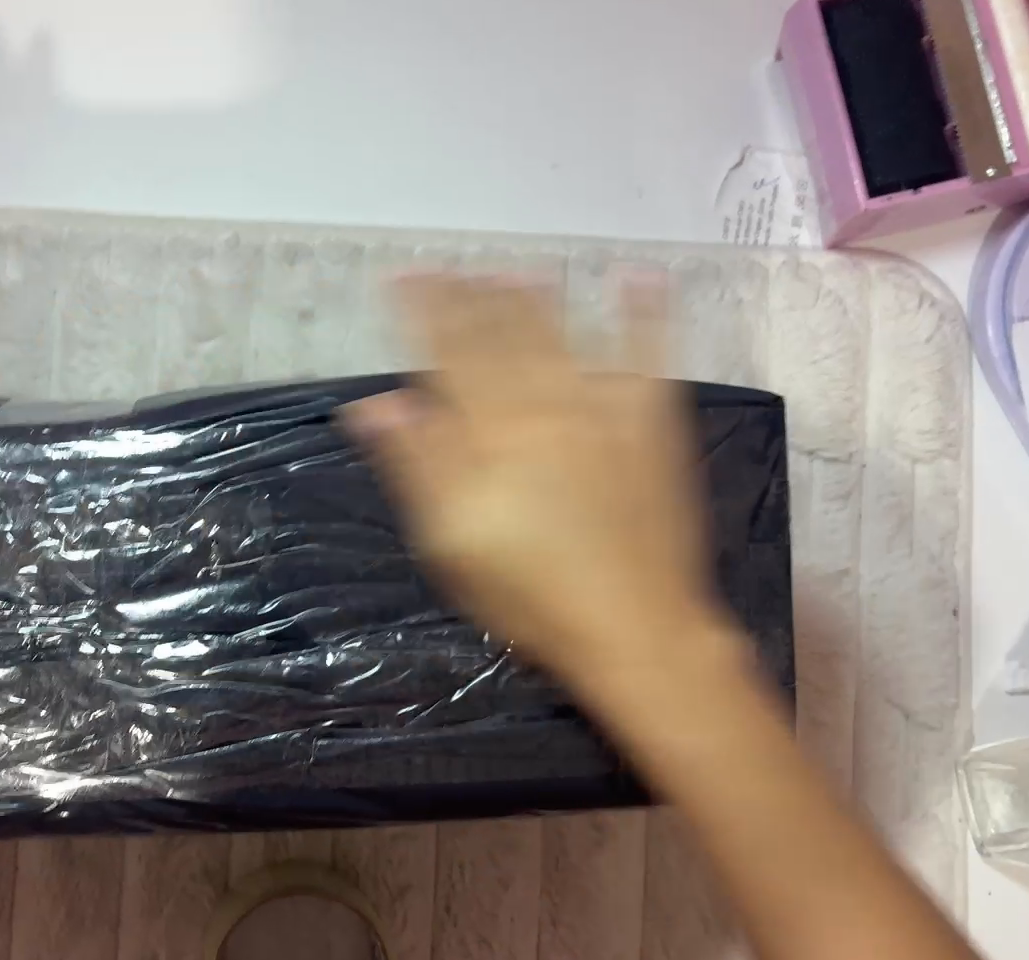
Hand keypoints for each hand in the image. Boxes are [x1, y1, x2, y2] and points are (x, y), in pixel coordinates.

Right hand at [344, 273, 736, 712]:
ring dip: (533, 298)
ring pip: (561, 335)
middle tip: (449, 265)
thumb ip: (415, 464)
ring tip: (511, 268)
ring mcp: (604, 409)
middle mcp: (544, 405)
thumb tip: (374, 404)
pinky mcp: (654, 425)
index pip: (447, 353)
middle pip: (500, 335)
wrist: (632, 626)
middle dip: (469, 296)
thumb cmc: (526, 592)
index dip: (424, 311)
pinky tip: (638, 274)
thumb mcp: (449, 539)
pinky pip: (649, 354)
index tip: (404, 277)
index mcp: (489, 433)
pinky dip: (645, 311)